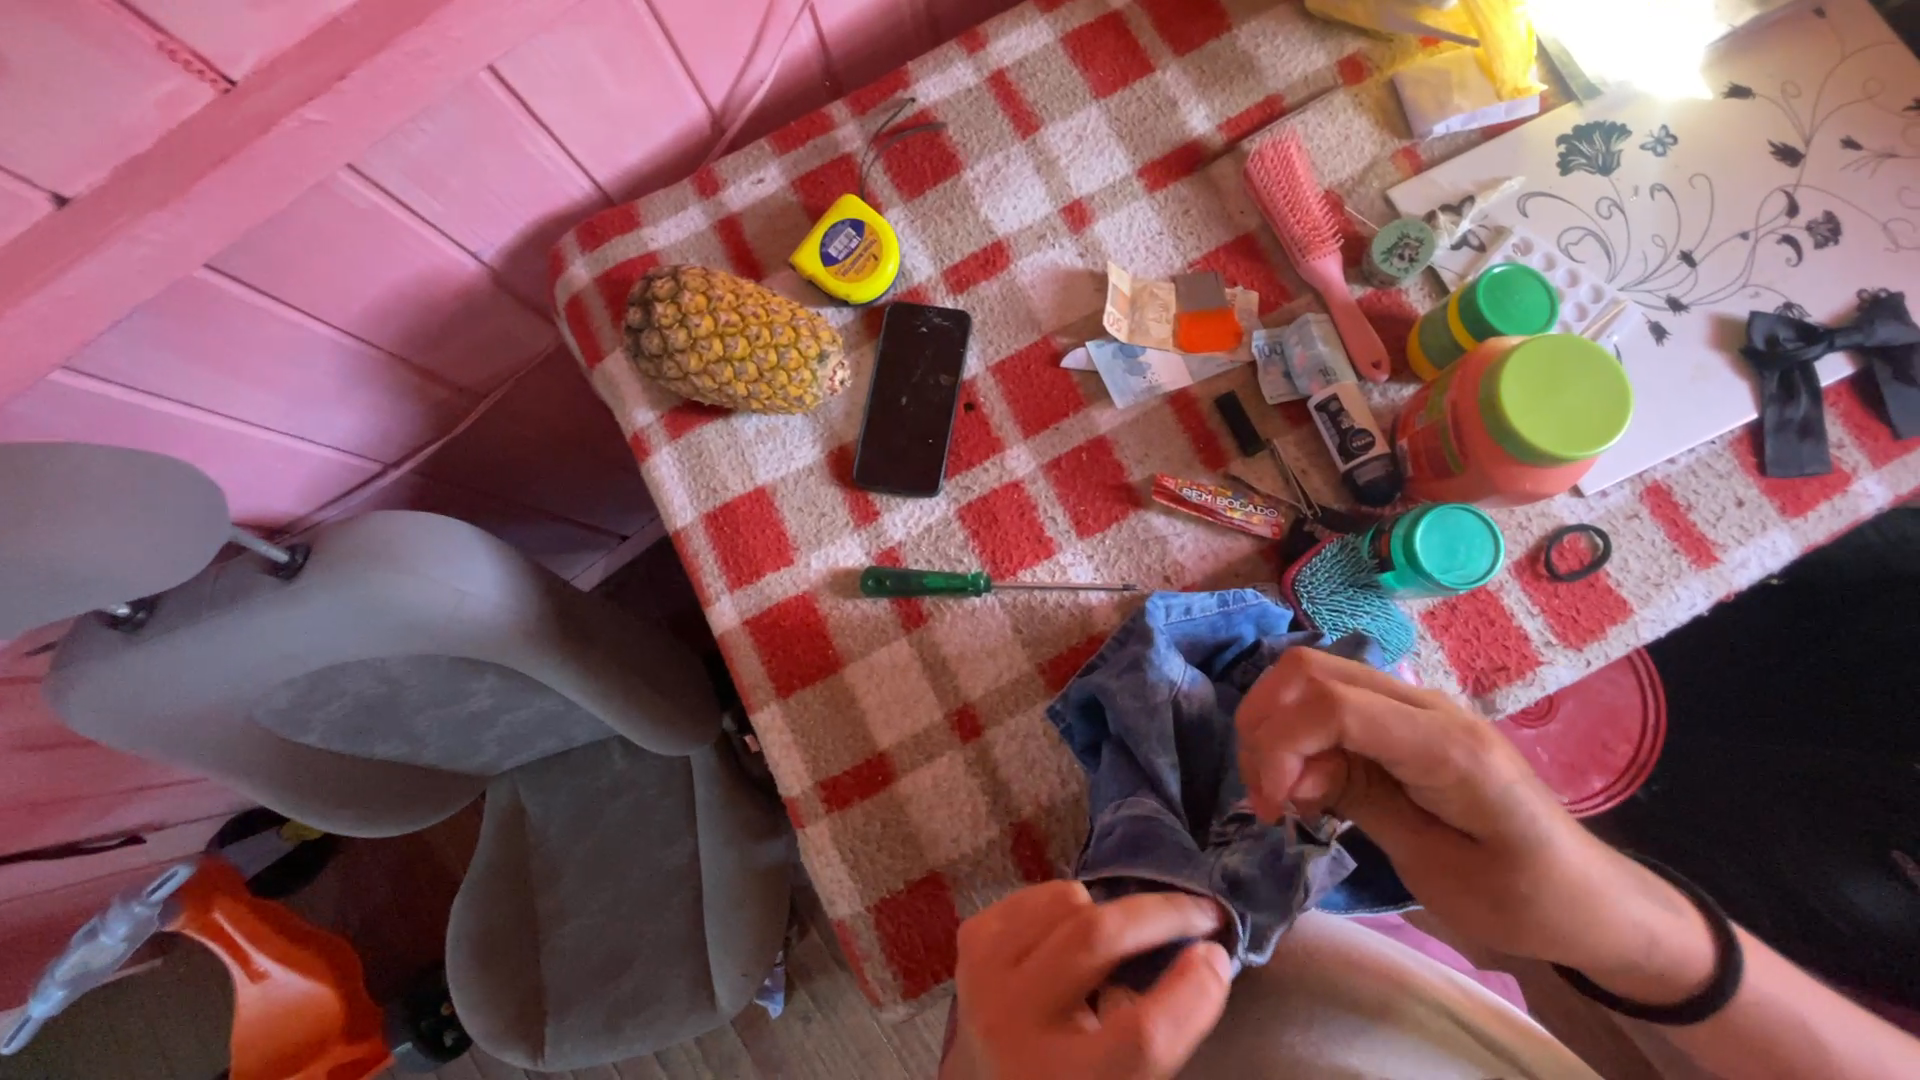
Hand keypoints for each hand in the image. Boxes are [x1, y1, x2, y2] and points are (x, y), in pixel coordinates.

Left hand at [943, 881, 1232, 1079]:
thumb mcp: (1118, 1077)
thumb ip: (1155, 1032)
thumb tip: (1202, 956)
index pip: (1140, 1037)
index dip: (1192, 993)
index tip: (1218, 955)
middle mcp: (1013, 1024)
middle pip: (1095, 940)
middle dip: (1161, 915)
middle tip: (1202, 910)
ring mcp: (983, 975)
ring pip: (1066, 902)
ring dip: (1109, 909)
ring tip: (1128, 934)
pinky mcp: (971, 943)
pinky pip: (1036, 894)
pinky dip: (1068, 903)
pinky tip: (1076, 933)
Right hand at [1235, 649, 1715, 1002]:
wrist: (1589, 898)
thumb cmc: (1523, 898)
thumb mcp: (1436, 867)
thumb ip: (1361, 802)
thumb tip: (1291, 775)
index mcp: (1445, 744)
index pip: (1331, 702)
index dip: (1280, 744)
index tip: (1272, 806)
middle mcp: (1424, 705)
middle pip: (1307, 671)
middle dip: (1265, 728)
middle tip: (1266, 796)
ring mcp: (1412, 705)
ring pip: (1307, 675)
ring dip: (1272, 726)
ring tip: (1279, 791)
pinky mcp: (1399, 717)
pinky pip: (1324, 698)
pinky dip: (1292, 732)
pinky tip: (1302, 782)